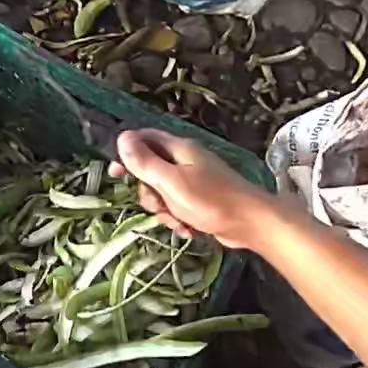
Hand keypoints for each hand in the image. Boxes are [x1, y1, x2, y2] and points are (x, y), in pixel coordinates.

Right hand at [111, 129, 279, 248]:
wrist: (250, 223)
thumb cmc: (211, 200)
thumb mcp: (171, 182)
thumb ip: (145, 162)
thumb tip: (122, 138)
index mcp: (178, 149)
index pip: (143, 140)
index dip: (127, 156)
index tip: (116, 175)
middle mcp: (186, 160)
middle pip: (150, 171)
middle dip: (149, 193)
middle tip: (158, 205)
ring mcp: (195, 181)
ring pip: (163, 194)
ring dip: (164, 211)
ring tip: (178, 221)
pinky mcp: (201, 201)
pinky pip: (179, 207)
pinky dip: (179, 219)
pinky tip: (188, 230)